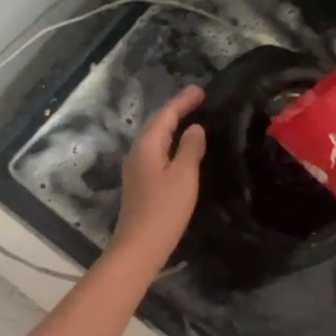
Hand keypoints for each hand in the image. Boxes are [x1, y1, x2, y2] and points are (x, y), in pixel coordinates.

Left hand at [111, 85, 206, 268]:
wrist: (140, 246)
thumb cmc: (165, 210)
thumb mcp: (184, 176)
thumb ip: (190, 148)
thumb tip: (194, 128)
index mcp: (147, 145)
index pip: (166, 114)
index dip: (183, 101)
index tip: (200, 90)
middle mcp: (137, 152)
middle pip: (157, 124)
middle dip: (176, 110)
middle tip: (198, 100)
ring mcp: (135, 168)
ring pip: (155, 138)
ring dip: (172, 126)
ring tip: (191, 119)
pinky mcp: (139, 183)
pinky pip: (155, 152)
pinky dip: (169, 143)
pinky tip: (180, 149)